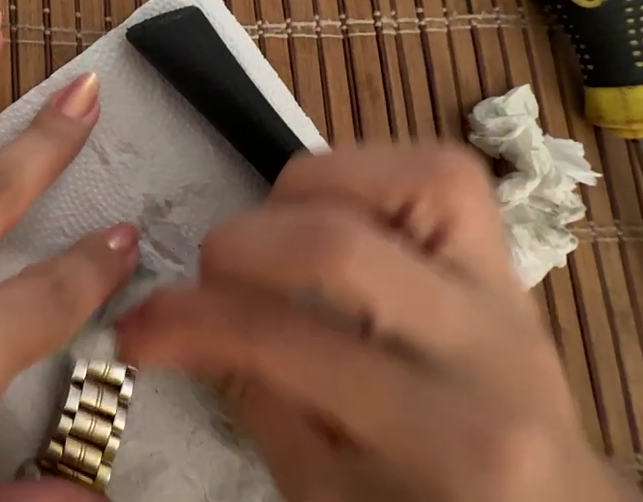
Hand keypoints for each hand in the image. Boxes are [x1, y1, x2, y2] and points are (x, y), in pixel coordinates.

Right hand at [117, 148, 639, 501]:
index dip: (188, 322)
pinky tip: (324, 216)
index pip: (288, 339)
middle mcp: (492, 346)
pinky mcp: (501, 256)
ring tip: (276, 239)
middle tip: (206, 279)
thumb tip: (173, 320)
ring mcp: (508, 288)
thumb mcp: (324, 489)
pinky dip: (361, 175)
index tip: (134, 328)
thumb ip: (249, 391)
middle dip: (238, 247)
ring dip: (311, 191)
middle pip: (340, 242)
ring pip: (412, 176)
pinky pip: (436, 173)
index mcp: (453, 437)